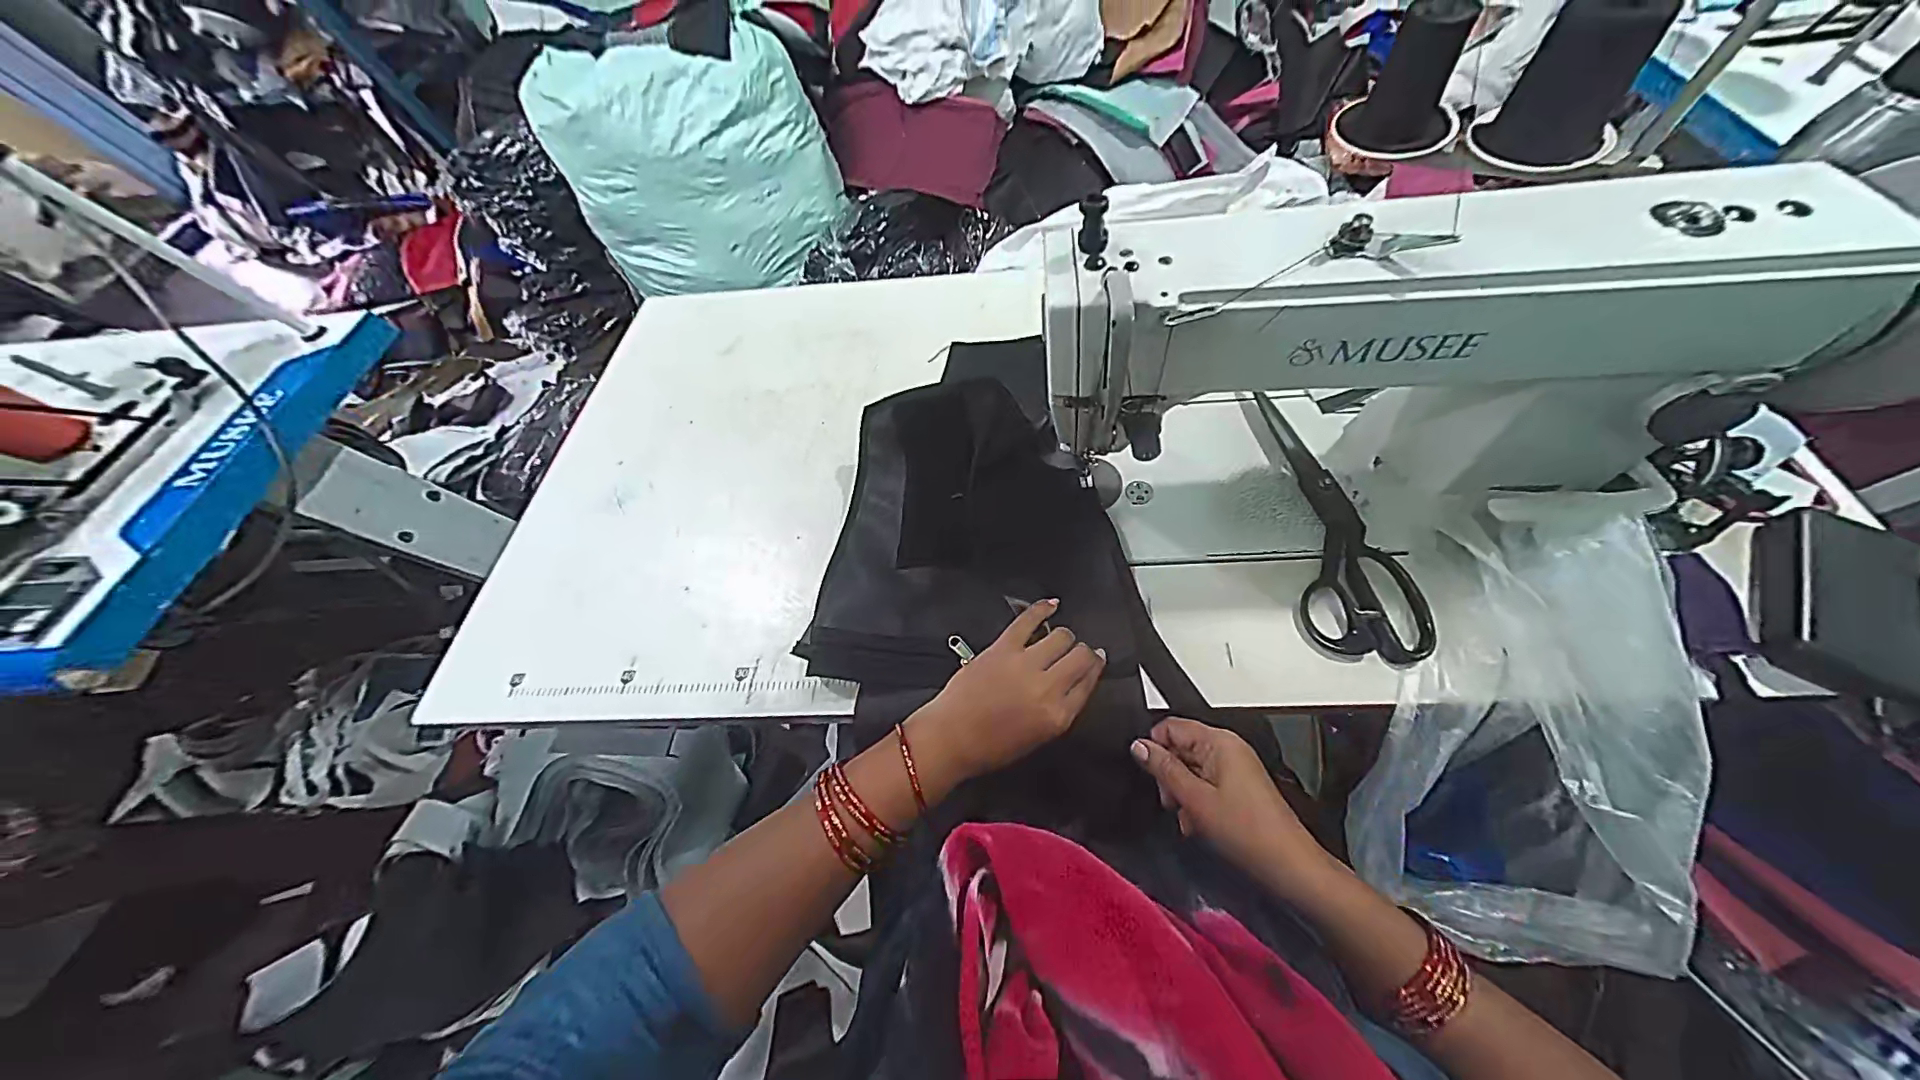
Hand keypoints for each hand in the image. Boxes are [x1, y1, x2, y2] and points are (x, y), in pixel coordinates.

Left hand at [906, 599, 1104, 791]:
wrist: (950, 738)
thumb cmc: (988, 745)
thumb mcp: (1036, 737)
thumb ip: (1058, 710)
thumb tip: (1069, 685)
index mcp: (1057, 716)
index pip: (1088, 683)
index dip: (1094, 668)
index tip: (1097, 660)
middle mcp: (1046, 688)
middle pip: (1080, 658)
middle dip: (1084, 652)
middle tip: (1080, 651)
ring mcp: (1024, 665)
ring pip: (1061, 637)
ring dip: (1064, 636)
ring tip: (1060, 638)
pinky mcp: (1002, 648)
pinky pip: (1028, 621)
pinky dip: (1042, 609)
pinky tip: (1051, 604)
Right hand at [1130, 718, 1328, 889]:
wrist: (1289, 866)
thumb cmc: (1252, 833)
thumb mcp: (1194, 799)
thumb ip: (1163, 769)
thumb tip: (1139, 747)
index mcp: (1220, 742)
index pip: (1170, 727)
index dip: (1155, 749)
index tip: (1152, 774)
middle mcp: (1229, 749)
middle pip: (1179, 748)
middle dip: (1169, 776)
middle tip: (1174, 801)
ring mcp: (1236, 768)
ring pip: (1190, 769)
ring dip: (1182, 794)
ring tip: (1191, 817)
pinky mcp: (1239, 787)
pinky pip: (1205, 784)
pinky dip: (1198, 802)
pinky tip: (1201, 822)